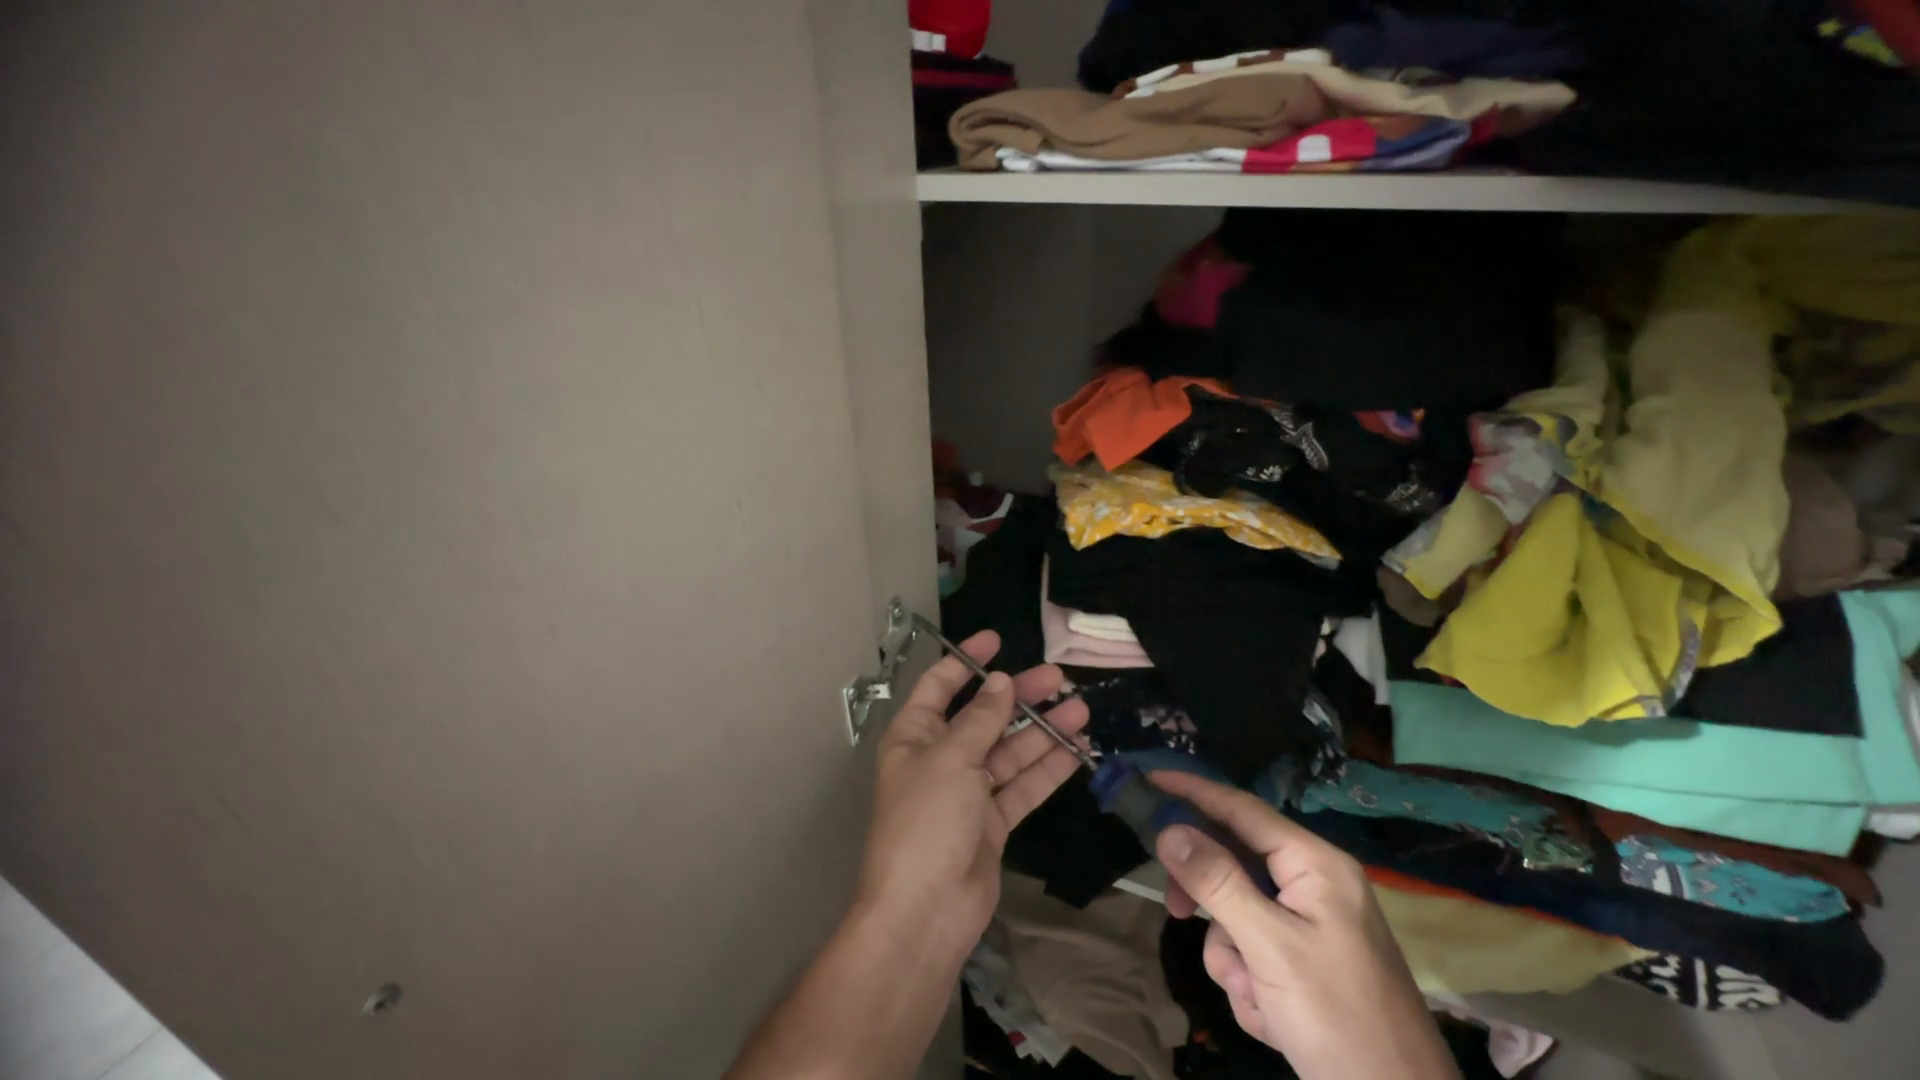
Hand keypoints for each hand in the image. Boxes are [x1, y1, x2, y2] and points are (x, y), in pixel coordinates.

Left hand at [853, 630, 1089, 957]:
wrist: (925, 910)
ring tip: (1081, 707)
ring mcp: (968, 793)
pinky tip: (1077, 748)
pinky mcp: (992, 823)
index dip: (966, 662)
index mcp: (914, 737)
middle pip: (984, 717)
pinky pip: (1023, 786)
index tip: (998, 640)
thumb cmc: (926, 822)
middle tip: (1059, 678)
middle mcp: (940, 759)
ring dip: (1042, 730)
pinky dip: (1047, 768)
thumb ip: (981, 720)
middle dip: (1020, 697)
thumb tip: (1001, 682)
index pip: (939, 686)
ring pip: (1009, 751)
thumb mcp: (951, 759)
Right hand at [1152, 771, 1459, 1079]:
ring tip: (1256, 996)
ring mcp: (1309, 925)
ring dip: (1232, 957)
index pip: (1242, 809)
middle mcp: (1313, 884)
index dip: (1193, 791)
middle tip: (1177, 913)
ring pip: (1236, 914)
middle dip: (1210, 900)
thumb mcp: (1270, 948)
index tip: (1148, 778)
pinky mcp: (1304, 961)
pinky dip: (1250, 982)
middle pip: (1234, 863)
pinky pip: (1252, 951)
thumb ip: (1218, 883)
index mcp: (1315, 865)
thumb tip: (1169, 830)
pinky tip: (1272, 1017)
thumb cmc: (1339, 1017)